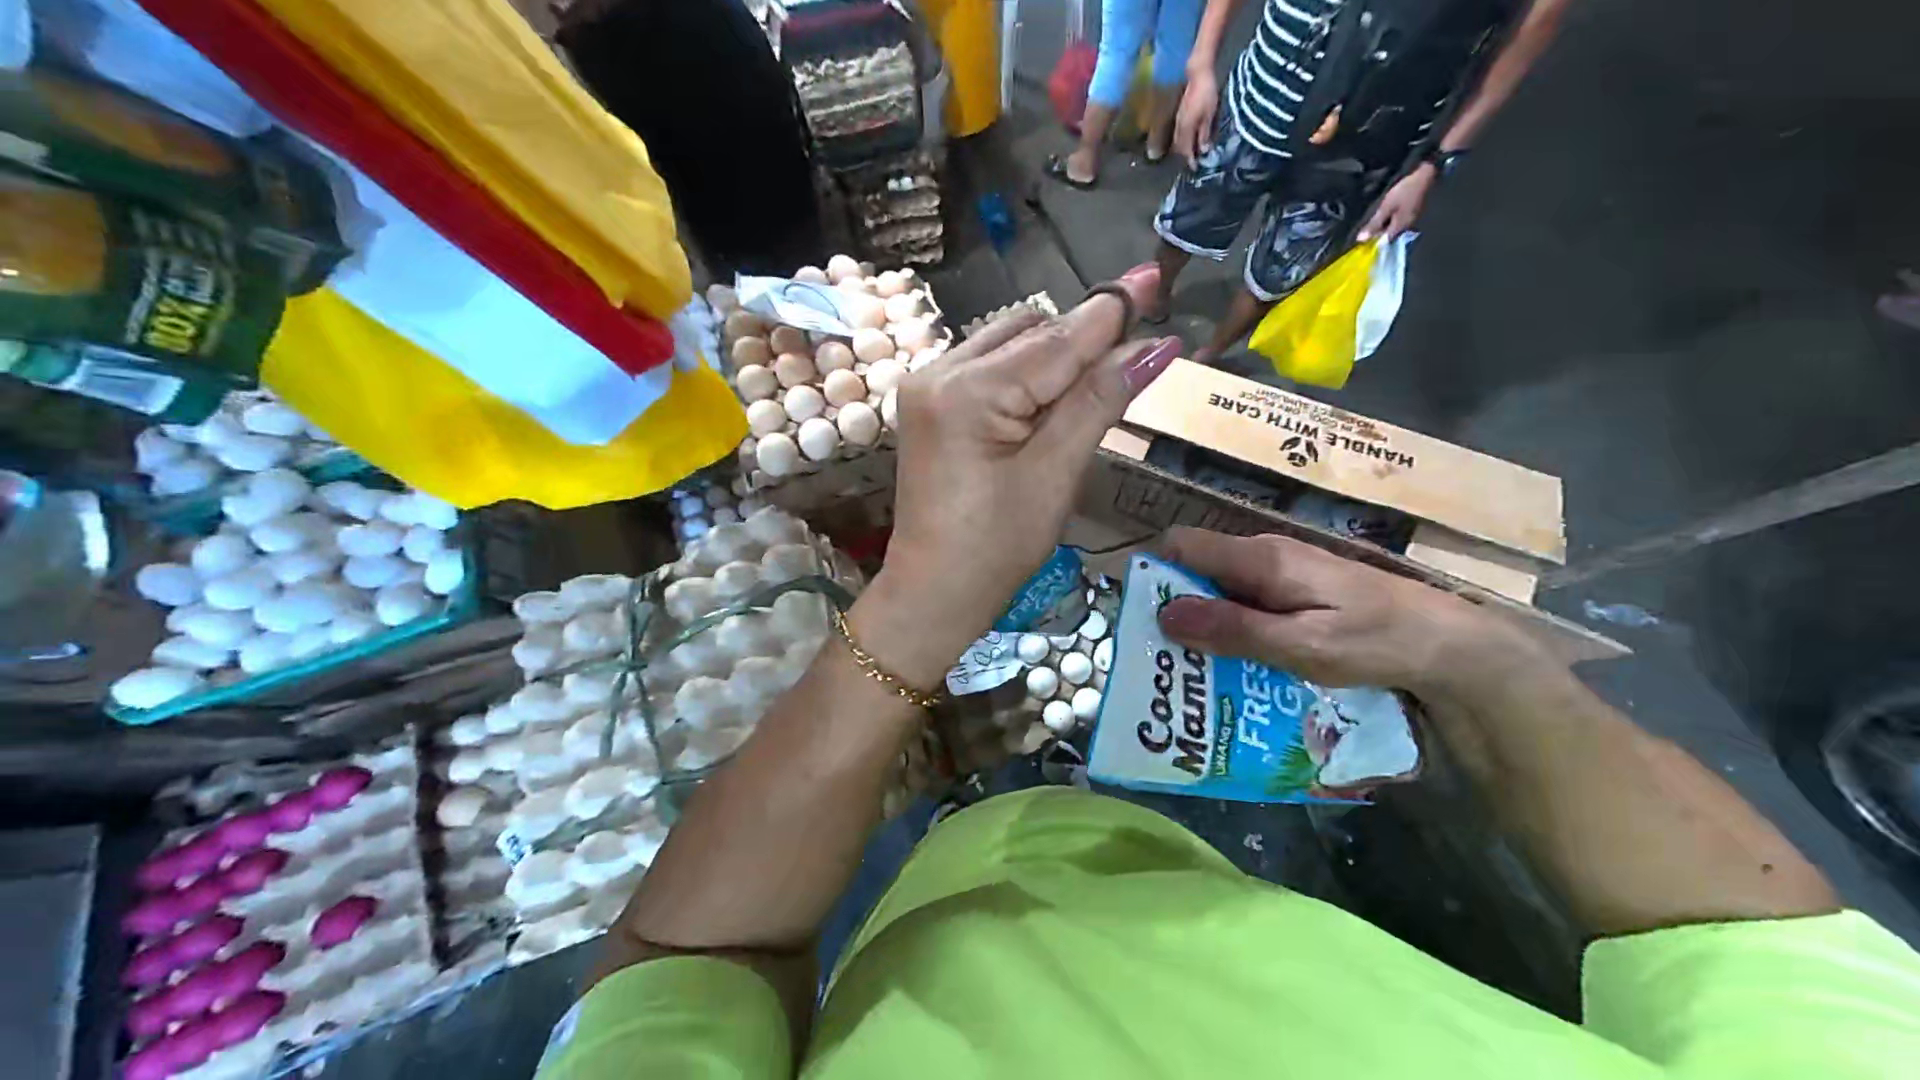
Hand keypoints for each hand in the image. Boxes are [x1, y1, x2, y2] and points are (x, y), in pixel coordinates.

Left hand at [865, 268, 1180, 684]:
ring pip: (1008, 344)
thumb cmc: (997, 546)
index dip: (1110, 313)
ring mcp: (926, 385)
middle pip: (1029, 333)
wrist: (935, 589)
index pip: (1054, 341)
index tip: (1153, 278)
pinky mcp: (929, 403)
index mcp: (967, 392)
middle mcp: (938, 372)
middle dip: (1083, 338)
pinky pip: (988, 367)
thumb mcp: (1055, 474)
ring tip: (1096, 381)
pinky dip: (1025, 374)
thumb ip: (1099, 401)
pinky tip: (1049, 399)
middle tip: (1135, 349)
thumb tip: (1156, 346)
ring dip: (1055, 355)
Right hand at [1153, 528, 1561, 704]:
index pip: (1181, 544)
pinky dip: (1229, 626)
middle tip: (1163, 655)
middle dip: (1173, 605)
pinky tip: (1234, 661)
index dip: (1153, 572)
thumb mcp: (1303, 646)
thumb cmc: (1377, 641)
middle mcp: (1263, 555)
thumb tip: (1166, 613)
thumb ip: (1235, 629)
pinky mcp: (1294, 589)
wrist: (1450, 644)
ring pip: (1218, 586)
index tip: (1140, 617)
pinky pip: (1243, 601)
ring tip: (1191, 665)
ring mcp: (1280, 571)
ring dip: (1201, 620)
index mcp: (1260, 559)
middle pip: (1195, 567)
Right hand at [1172, 67, 1218, 167]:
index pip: (1186, 150)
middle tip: (1194, 162)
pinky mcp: (1179, 116)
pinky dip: (1182, 141)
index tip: (1195, 168)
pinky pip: (1178, 134)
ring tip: (1191, 153)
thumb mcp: (1209, 114)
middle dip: (1185, 157)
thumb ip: (1205, 133)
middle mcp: (1179, 128)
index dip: (1191, 160)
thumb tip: (1203, 150)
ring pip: (1177, 142)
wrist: (1198, 74)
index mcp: (1186, 129)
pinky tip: (1188, 140)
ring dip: (1183, 149)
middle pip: (1179, 148)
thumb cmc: (1206, 93)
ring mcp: (1177, 121)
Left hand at [1356, 163, 1436, 242]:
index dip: (1372, 238)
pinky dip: (1392, 217)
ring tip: (1378, 214)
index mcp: (1400, 228)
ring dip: (1385, 223)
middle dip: (1378, 230)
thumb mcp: (1386, 207)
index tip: (1364, 234)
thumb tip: (1361, 239)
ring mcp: (1412, 220)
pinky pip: (1399, 219)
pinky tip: (1389, 210)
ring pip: (1393, 227)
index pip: (1383, 241)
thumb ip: (1375, 224)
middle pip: (1388, 234)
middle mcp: (1407, 227)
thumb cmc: (1405, 191)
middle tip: (1371, 221)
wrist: (1426, 174)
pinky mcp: (1414, 212)